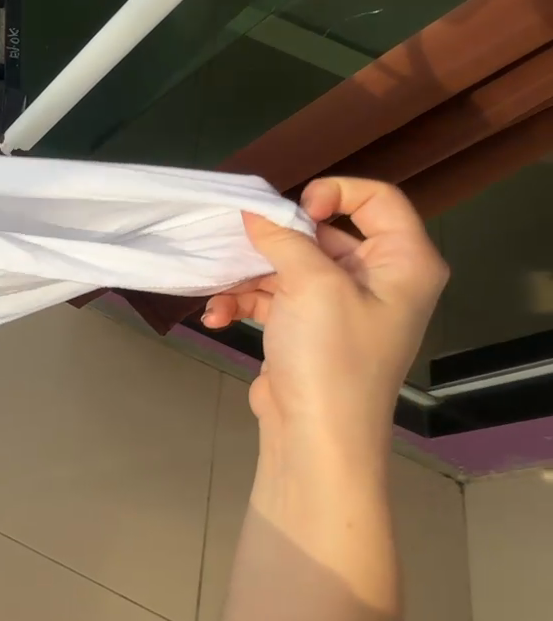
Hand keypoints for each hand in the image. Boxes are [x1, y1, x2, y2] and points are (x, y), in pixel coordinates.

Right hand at [201, 178, 446, 464]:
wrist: (316, 426)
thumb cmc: (332, 354)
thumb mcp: (312, 286)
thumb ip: (284, 240)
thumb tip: (254, 211)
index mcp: (402, 262)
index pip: (377, 200)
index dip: (332, 194)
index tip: (288, 212)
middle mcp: (375, 277)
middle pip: (318, 233)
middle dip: (269, 242)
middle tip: (237, 250)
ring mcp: (337, 302)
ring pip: (283, 264)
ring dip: (244, 277)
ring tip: (219, 298)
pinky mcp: (303, 323)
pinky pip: (267, 294)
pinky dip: (239, 301)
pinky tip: (218, 317)